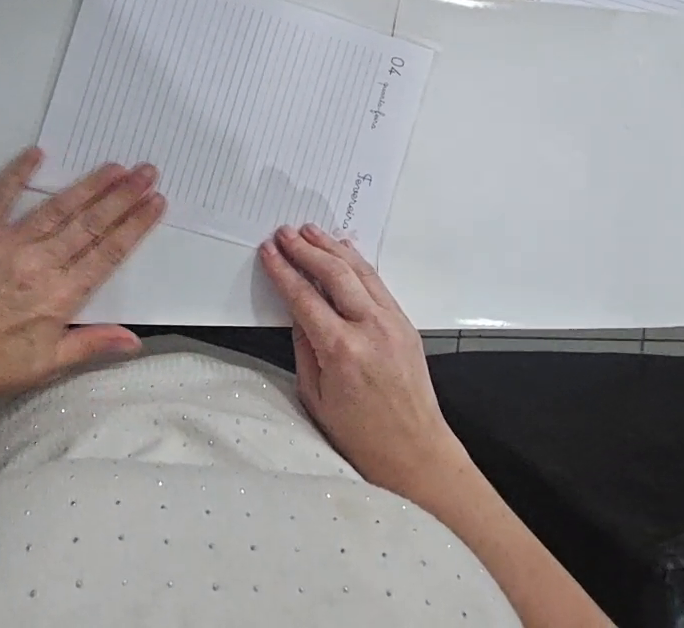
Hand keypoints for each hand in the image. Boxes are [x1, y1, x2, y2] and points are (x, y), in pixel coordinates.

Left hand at [0, 147, 165, 407]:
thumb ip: (92, 345)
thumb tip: (136, 340)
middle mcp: (39, 263)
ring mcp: (6, 244)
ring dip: (90, 185)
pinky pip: (0, 197)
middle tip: (147, 171)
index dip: (136, 225)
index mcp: (60, 296)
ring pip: (58, 207)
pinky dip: (18, 173)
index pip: (109, 252)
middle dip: (124, 195)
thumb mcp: (45, 367)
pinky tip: (37, 154)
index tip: (155, 202)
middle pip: (92, 223)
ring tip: (114, 166)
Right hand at [258, 224, 467, 495]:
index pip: (304, 297)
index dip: (283, 271)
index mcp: (341, 350)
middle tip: (285, 233)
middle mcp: (370, 329)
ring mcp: (392, 323)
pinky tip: (344, 251)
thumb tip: (297, 310)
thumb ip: (304, 347)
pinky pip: (378, 283)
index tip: (269, 252)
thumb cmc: (362, 435)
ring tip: (310, 231)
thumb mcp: (315, 396)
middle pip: (333, 273)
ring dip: (332, 247)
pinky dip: (358, 262)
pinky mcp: (405, 324)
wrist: (414, 452)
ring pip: (359, 270)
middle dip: (305, 249)